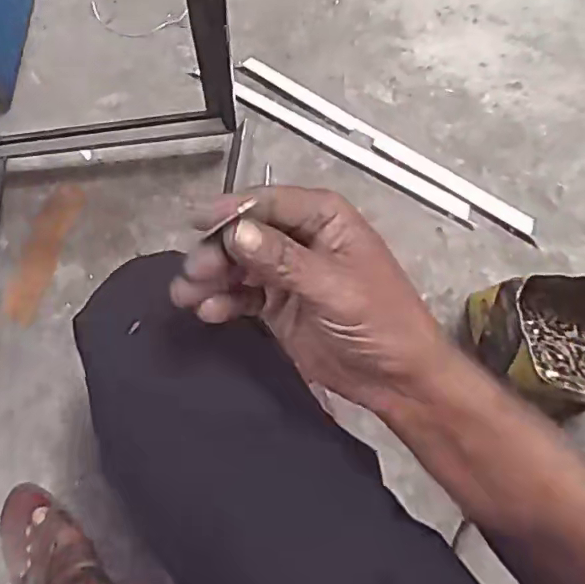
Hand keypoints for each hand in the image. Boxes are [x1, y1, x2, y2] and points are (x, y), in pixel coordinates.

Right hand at [169, 186, 453, 412]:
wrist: (399, 380)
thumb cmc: (381, 322)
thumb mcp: (333, 287)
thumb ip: (283, 260)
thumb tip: (237, 232)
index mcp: (323, 218)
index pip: (269, 203)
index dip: (232, 210)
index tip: (198, 222)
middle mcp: (300, 237)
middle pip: (246, 233)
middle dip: (217, 250)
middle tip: (193, 270)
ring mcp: (286, 270)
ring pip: (238, 263)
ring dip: (212, 276)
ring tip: (186, 294)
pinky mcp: (276, 302)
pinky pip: (241, 293)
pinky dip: (223, 300)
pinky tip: (207, 312)